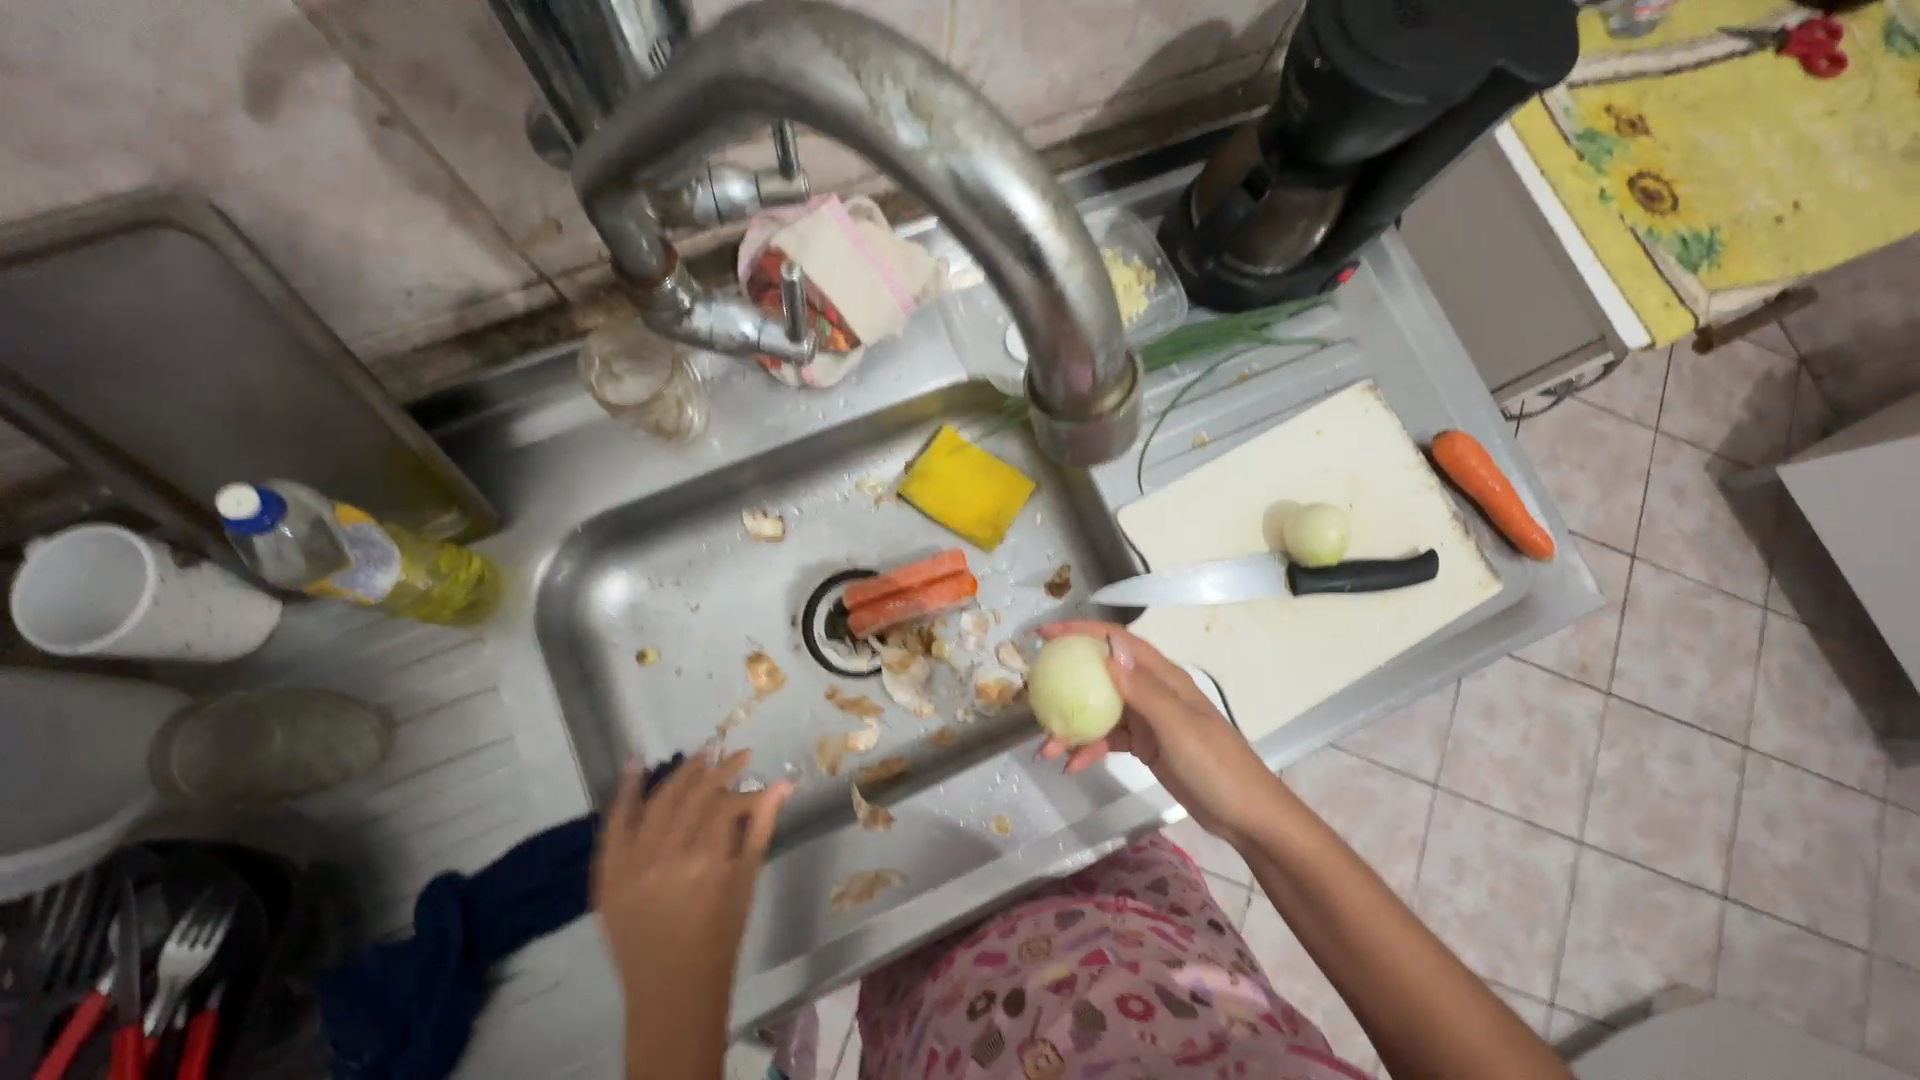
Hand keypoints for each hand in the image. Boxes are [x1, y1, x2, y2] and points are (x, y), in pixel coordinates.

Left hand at [594, 751, 791, 1029]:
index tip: (753, 765)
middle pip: (692, 796)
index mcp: (707, 860)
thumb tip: (783, 782)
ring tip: (699, 754)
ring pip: (657, 803)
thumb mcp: (746, 882)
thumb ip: (761, 827)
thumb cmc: (719, 938)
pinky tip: (635, 764)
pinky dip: (623, 792)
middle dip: (715, 768)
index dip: (741, 782)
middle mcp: (667, 856)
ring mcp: (631, 864)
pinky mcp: (607, 874)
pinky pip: (614, 824)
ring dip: (679, 774)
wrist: (671, 989)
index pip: (725, 803)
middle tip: (731, 751)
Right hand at [1035, 620, 1281, 845]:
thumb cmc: (1217, 765)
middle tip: (1033, 694)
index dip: (1080, 632)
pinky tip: (1072, 765)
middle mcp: (1153, 691)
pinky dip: (1089, 749)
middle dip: (1065, 681)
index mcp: (1164, 677)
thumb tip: (1107, 650)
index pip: (1117, 641)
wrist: (1246, 815)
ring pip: (1099, 711)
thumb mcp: (1179, 727)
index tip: (1043, 633)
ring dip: (1072, 725)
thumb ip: (1143, 690)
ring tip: (1047, 747)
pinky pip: (1108, 740)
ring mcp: (1149, 720)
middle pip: (1101, 674)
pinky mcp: (1145, 746)